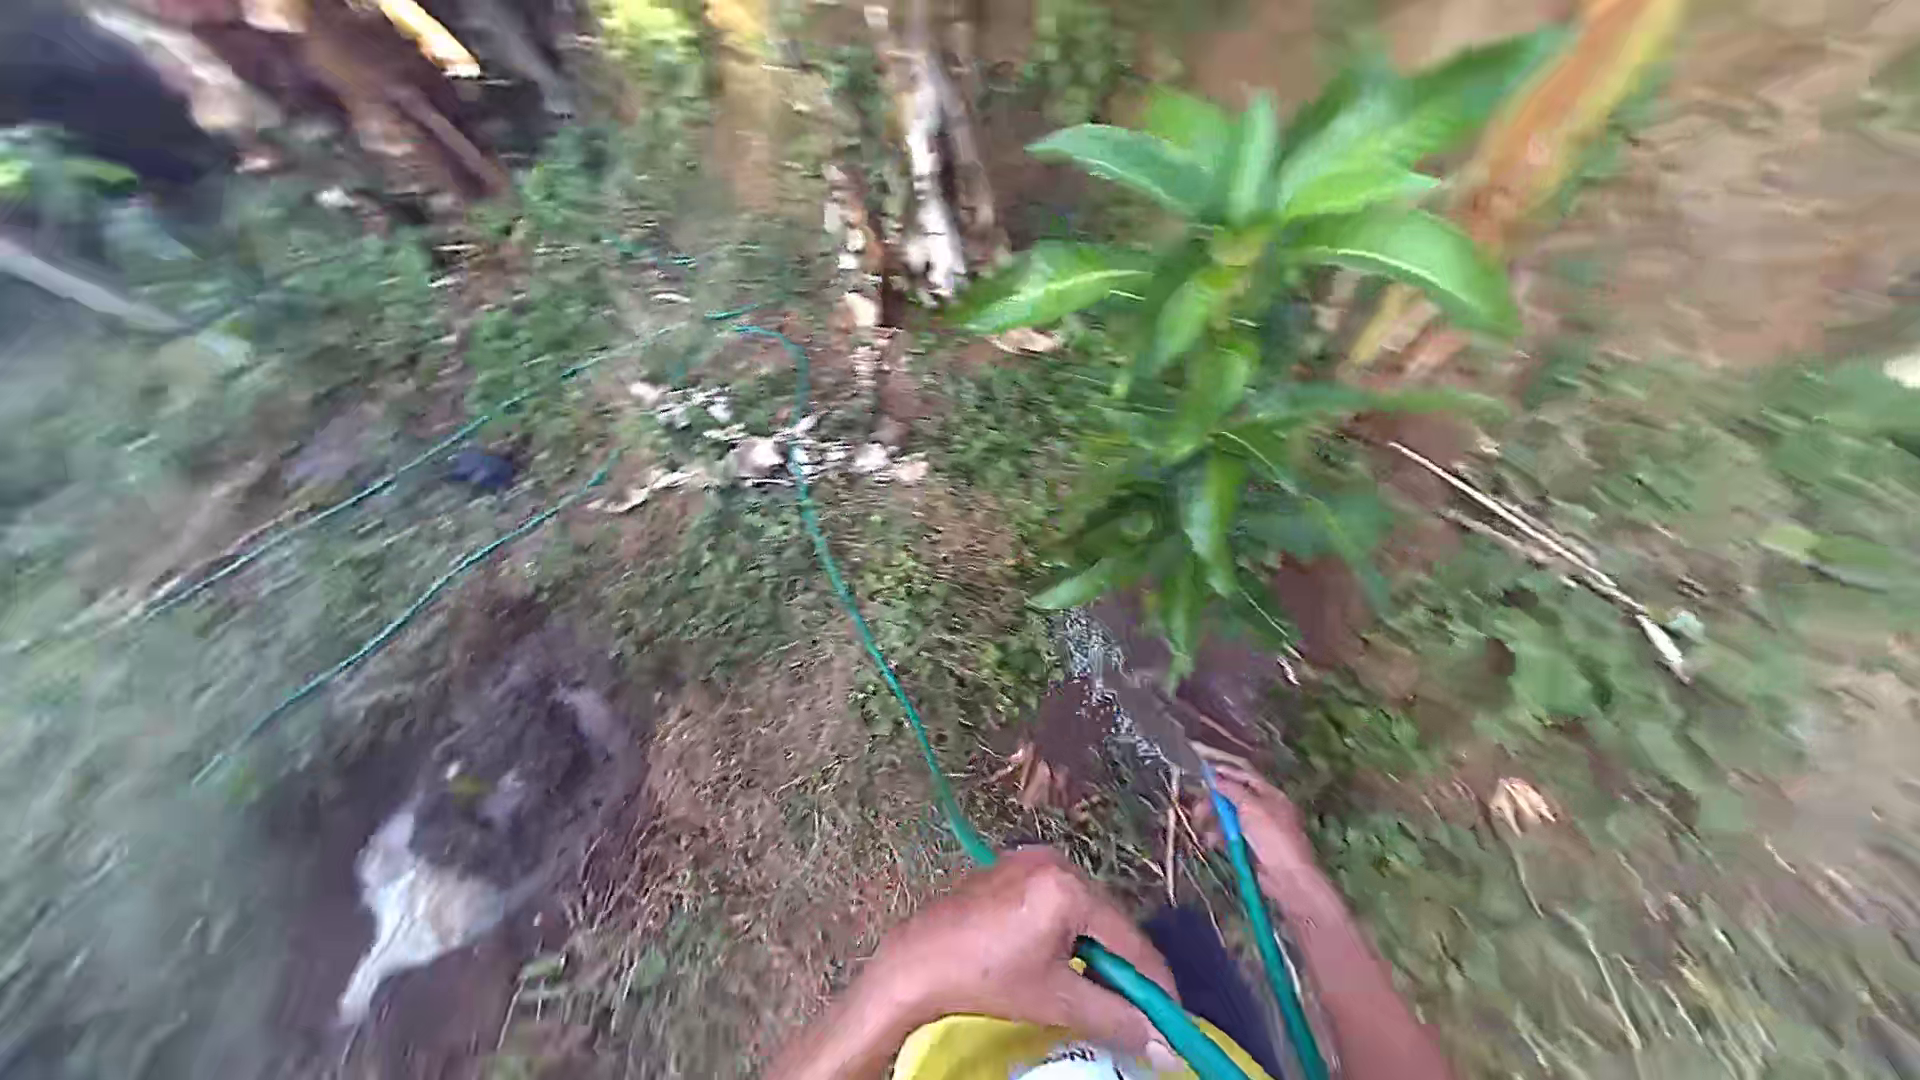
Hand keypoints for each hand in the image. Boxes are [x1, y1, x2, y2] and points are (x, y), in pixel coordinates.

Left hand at [854, 847, 1180, 1063]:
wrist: (921, 957)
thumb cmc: (987, 977)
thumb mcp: (1056, 998)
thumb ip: (1115, 1017)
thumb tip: (1162, 1044)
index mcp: (1068, 886)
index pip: (1130, 939)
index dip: (1155, 983)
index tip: (1172, 1021)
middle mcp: (1056, 860)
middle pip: (1110, 918)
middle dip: (1126, 965)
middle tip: (1138, 1010)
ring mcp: (1032, 857)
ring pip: (1085, 906)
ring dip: (1099, 946)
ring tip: (1103, 989)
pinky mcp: (1014, 864)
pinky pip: (1059, 895)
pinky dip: (1071, 927)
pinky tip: (1067, 958)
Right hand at [1192, 751, 1324, 895]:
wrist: (1288, 878)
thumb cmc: (1272, 836)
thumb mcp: (1251, 806)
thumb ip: (1231, 789)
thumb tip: (1215, 777)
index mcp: (1270, 795)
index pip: (1246, 776)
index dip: (1226, 772)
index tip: (1205, 770)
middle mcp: (1263, 809)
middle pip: (1232, 797)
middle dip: (1213, 802)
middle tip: (1198, 809)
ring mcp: (1256, 829)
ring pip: (1227, 817)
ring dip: (1213, 821)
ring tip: (1203, 829)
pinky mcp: (1249, 846)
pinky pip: (1229, 835)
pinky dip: (1218, 836)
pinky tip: (1211, 842)